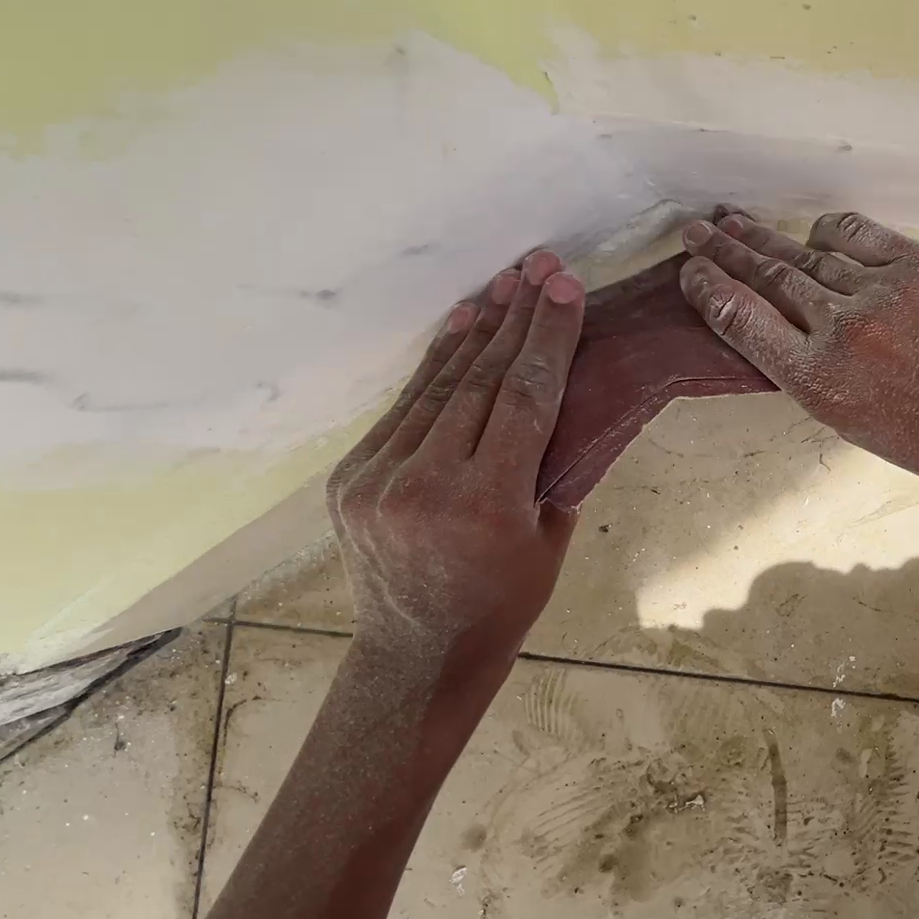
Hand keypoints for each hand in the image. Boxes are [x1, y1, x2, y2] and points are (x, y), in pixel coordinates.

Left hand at [326, 250, 585, 672]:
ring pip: (439, 386)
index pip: (525, 400)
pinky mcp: (352, 476)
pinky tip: (461, 328)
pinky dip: (437, 365)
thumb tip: (566, 402)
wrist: (420, 652)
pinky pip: (406, 409)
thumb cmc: (506, 601)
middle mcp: (425, 482)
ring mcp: (378, 477)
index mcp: (486, 504)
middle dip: (516, 318)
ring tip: (504, 284)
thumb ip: (552, 468)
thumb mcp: (551, 538)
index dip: (548, 338)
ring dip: (476, 330)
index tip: (565, 287)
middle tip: (538, 266)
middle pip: (481, 380)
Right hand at [677, 211, 918, 511]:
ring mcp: (884, 292)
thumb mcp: (851, 422)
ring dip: (770, 239)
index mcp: (819, 382)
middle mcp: (843, 331)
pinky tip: (815, 232)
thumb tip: (775, 324)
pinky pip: (858, 234)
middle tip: (698, 232)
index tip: (691, 271)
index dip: (709, 288)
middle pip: (769, 277)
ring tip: (739, 224)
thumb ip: (807, 371)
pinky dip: (831, 232)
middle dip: (727, 252)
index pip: (741, 320)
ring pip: (809, 253)